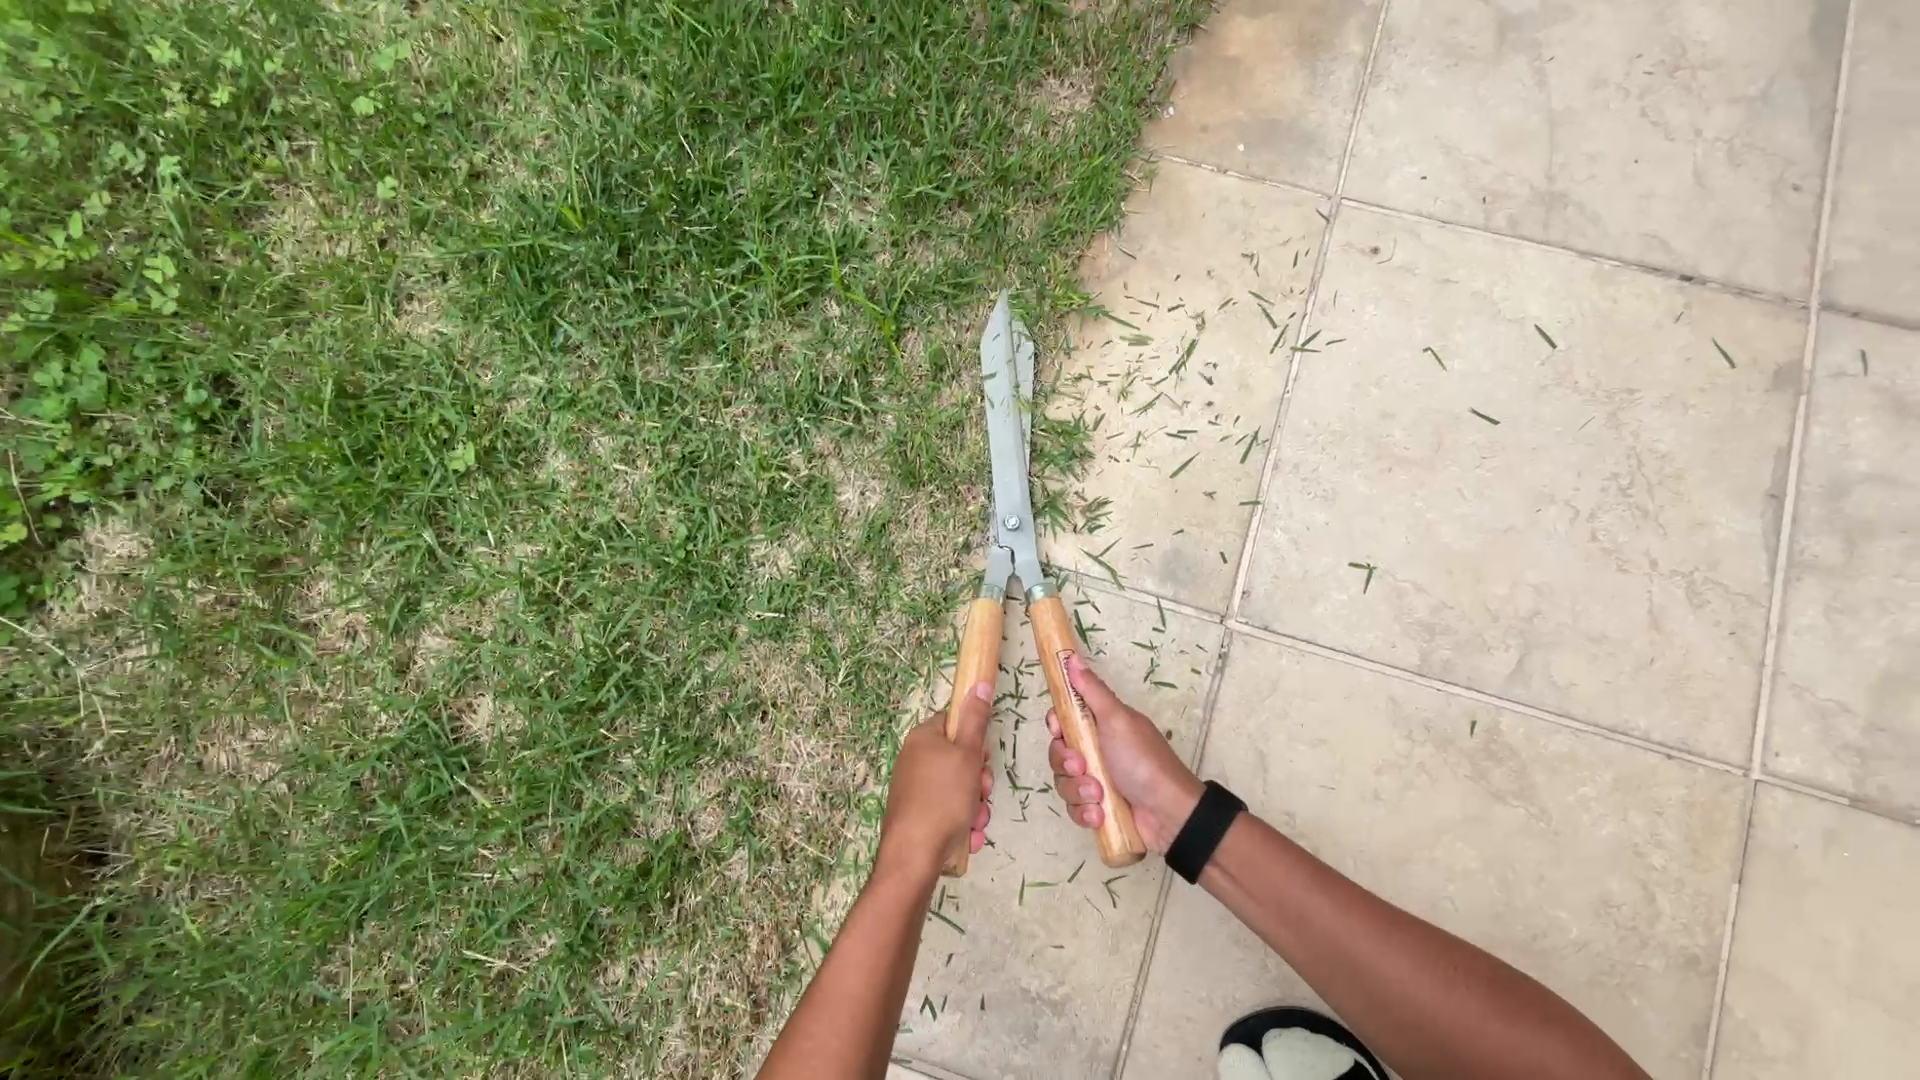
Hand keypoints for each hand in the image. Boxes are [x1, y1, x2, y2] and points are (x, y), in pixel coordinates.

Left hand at [878, 681, 993, 879]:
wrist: (913, 856)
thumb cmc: (943, 798)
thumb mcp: (967, 754)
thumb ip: (976, 719)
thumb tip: (978, 682)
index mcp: (923, 737)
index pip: (955, 722)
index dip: (976, 739)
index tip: (984, 757)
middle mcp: (915, 759)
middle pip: (960, 758)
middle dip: (979, 781)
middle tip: (982, 794)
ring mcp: (914, 788)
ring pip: (959, 789)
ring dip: (975, 806)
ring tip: (975, 822)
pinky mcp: (917, 814)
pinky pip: (948, 811)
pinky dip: (962, 823)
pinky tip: (966, 837)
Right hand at [1047, 652, 1202, 853]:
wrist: (1168, 812)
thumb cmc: (1143, 760)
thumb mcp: (1117, 719)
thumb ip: (1092, 690)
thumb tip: (1073, 657)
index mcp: (1100, 725)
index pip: (1064, 719)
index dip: (1057, 725)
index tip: (1060, 731)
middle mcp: (1095, 750)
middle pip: (1058, 752)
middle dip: (1067, 763)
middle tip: (1083, 767)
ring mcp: (1096, 780)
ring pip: (1063, 782)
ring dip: (1078, 791)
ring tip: (1099, 797)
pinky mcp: (1097, 808)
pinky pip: (1074, 808)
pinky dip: (1085, 812)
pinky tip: (1099, 815)